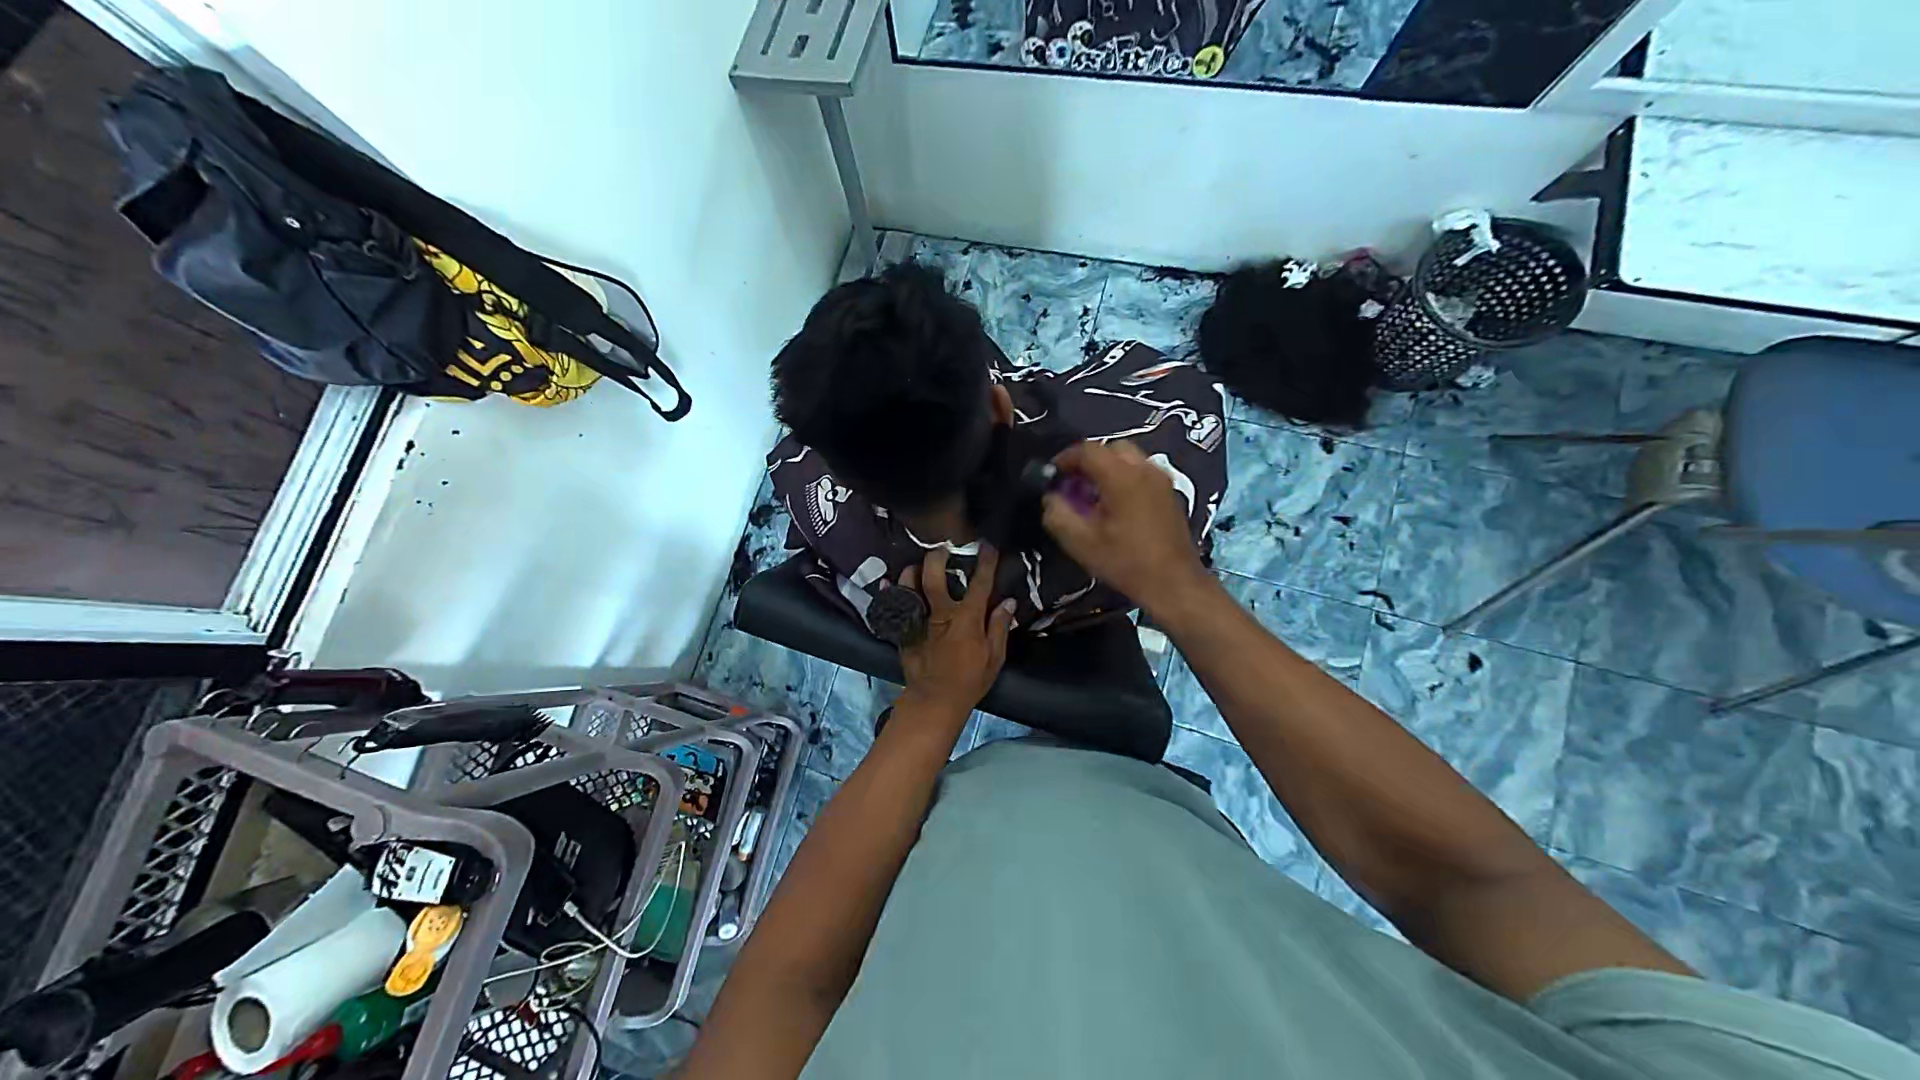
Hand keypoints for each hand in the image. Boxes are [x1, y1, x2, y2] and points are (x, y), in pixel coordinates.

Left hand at [896, 545, 1015, 714]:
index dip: (986, 562)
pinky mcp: (904, 632)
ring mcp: (919, 621)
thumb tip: (1007, 602)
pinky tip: (890, 586)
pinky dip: (891, 595)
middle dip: (937, 557)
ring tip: (916, 565)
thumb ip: (999, 626)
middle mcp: (941, 613)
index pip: (979, 583)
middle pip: (934, 576)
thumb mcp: (994, 657)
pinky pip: (894, 608)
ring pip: (909, 587)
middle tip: (942, 549)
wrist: (935, 700)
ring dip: (911, 572)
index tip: (987, 545)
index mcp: (967, 618)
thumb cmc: (970, 680)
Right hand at [1041, 441, 1209, 614]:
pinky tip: (1114, 505)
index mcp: (1122, 477)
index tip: (1052, 476)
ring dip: (1106, 469)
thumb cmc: (1126, 563)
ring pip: (1128, 458)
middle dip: (1087, 461)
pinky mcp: (1170, 492)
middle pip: (1110, 448)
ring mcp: (1161, 479)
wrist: (1174, 584)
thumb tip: (1050, 497)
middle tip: (1072, 484)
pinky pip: (1141, 472)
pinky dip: (1123, 478)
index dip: (1064, 458)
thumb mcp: (1081, 543)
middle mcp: (1144, 469)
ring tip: (1092, 495)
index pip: (1087, 450)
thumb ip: (1057, 514)